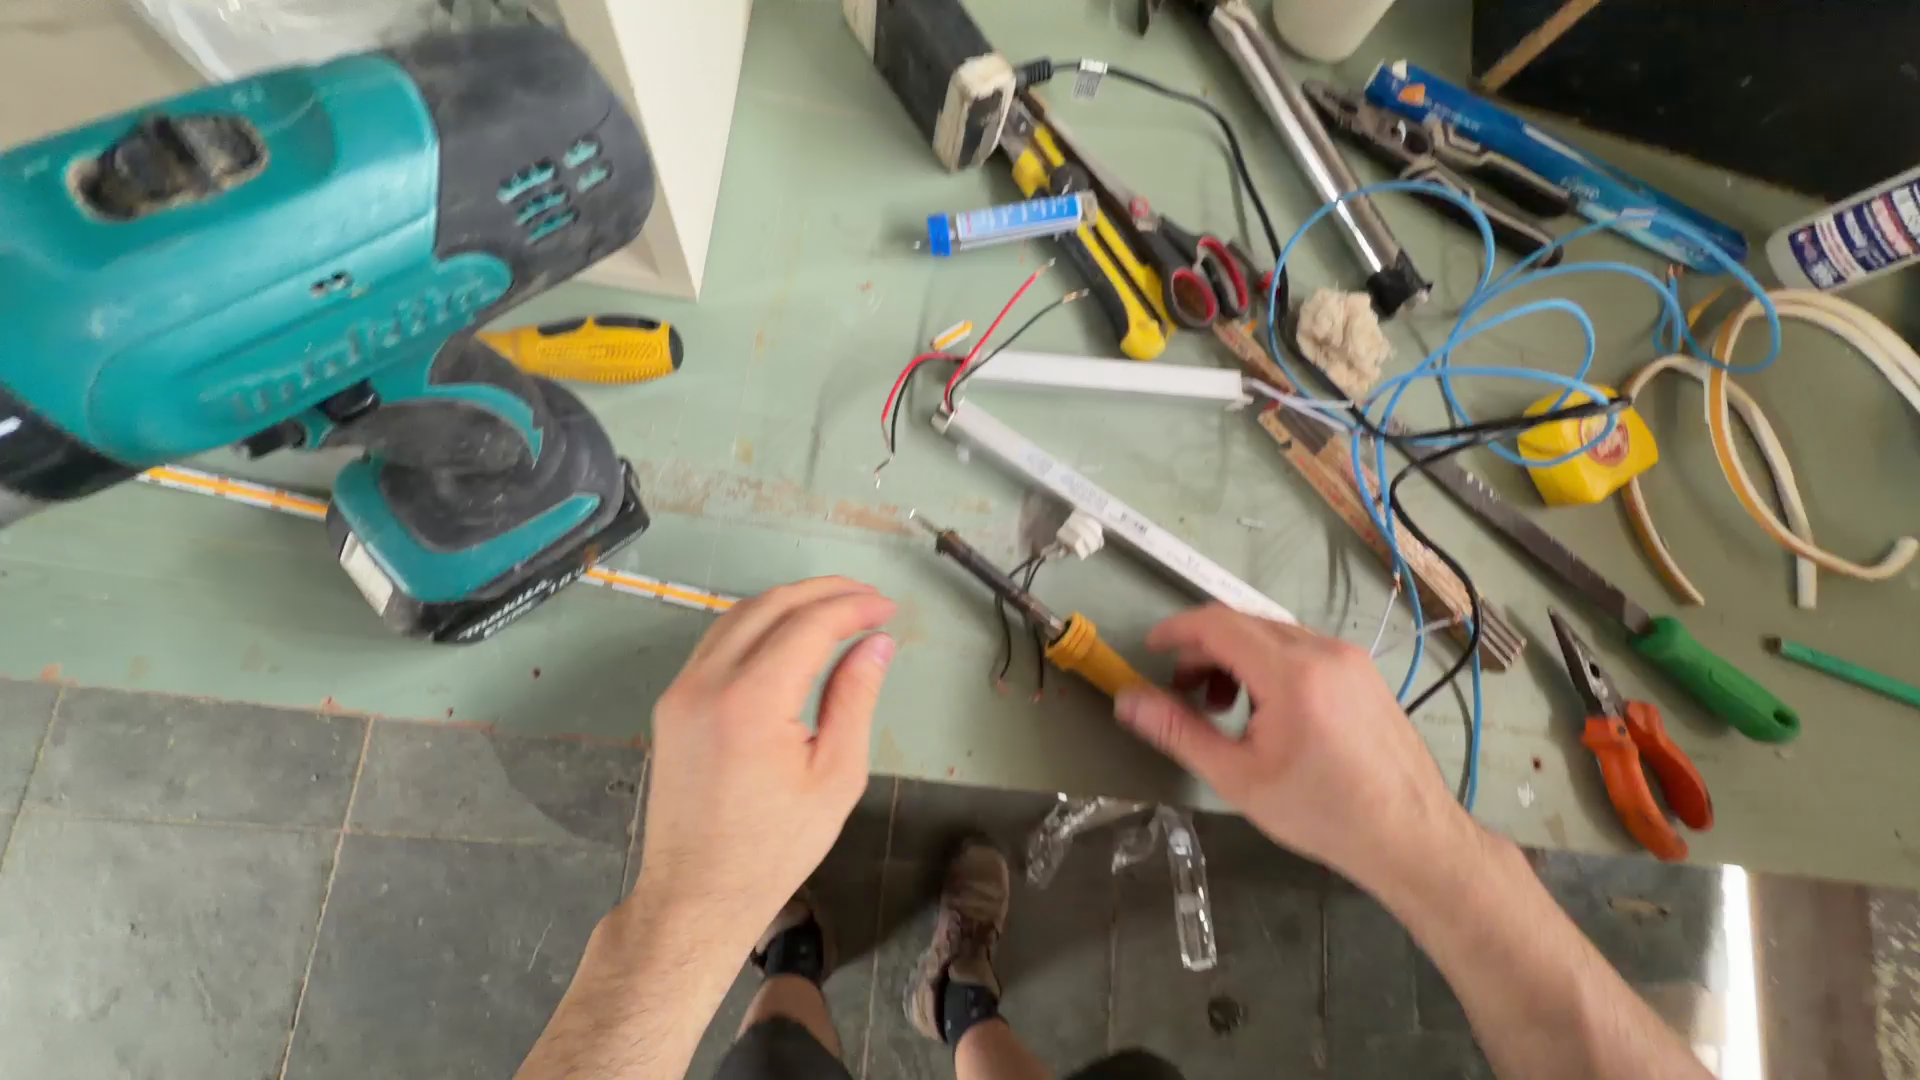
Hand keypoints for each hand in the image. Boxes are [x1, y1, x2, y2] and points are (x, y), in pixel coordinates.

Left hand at [634, 577, 896, 945]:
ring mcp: (682, 689)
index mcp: (751, 702)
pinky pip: (718, 640)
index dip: (854, 608)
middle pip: (771, 605)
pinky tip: (789, 631)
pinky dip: (759, 622)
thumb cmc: (776, 846)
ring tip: (837, 606)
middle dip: (825, 592)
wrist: (697, 895)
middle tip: (869, 597)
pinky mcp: (673, 701)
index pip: (809, 625)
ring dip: (791, 600)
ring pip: (739, 614)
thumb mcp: (836, 776)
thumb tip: (877, 642)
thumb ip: (855, 698)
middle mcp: (707, 682)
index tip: (889, 608)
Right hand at [1112, 604, 1471, 888]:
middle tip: (1183, 692)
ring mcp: (1348, 657)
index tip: (1149, 650)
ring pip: (1271, 633)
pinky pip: (1299, 646)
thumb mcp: (1237, 777)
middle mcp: (1323, 650)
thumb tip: (1126, 700)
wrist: (1414, 839)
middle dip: (1202, 649)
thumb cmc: (1320, 812)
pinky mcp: (1362, 670)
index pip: (1218, 623)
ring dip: (1233, 655)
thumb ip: (1177, 731)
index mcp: (1292, 672)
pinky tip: (1264, 706)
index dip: (1175, 631)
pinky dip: (1266, 662)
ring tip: (1222, 704)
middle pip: (1243, 623)